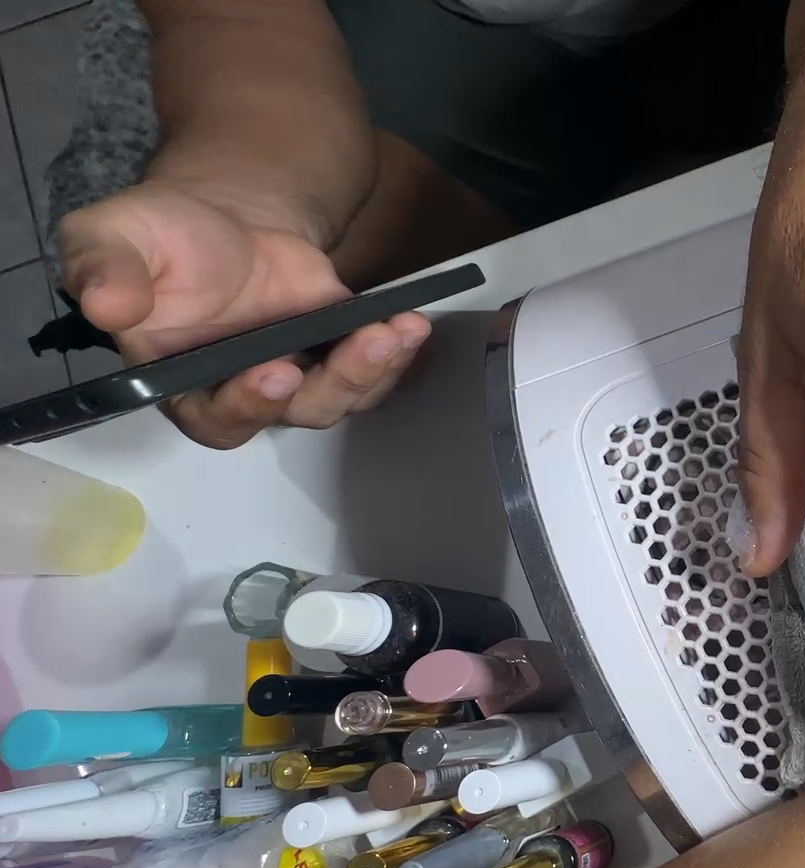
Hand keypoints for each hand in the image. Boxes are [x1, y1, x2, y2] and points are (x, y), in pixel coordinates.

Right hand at [57, 181, 430, 448]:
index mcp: (181, 378)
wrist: (229, 220)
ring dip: (379, 367)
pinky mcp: (344, 356)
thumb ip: (104, 270)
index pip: (216, 419)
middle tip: (366, 342)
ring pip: (349, 396)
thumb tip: (105, 307)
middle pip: (301, 412)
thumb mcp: (111, 236)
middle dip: (338, 383)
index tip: (277, 371)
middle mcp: (248, 389)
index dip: (249, 408)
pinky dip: (400, 352)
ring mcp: (305, 376)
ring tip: (397, 328)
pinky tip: (410, 322)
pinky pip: (380, 371)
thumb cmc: (161, 236)